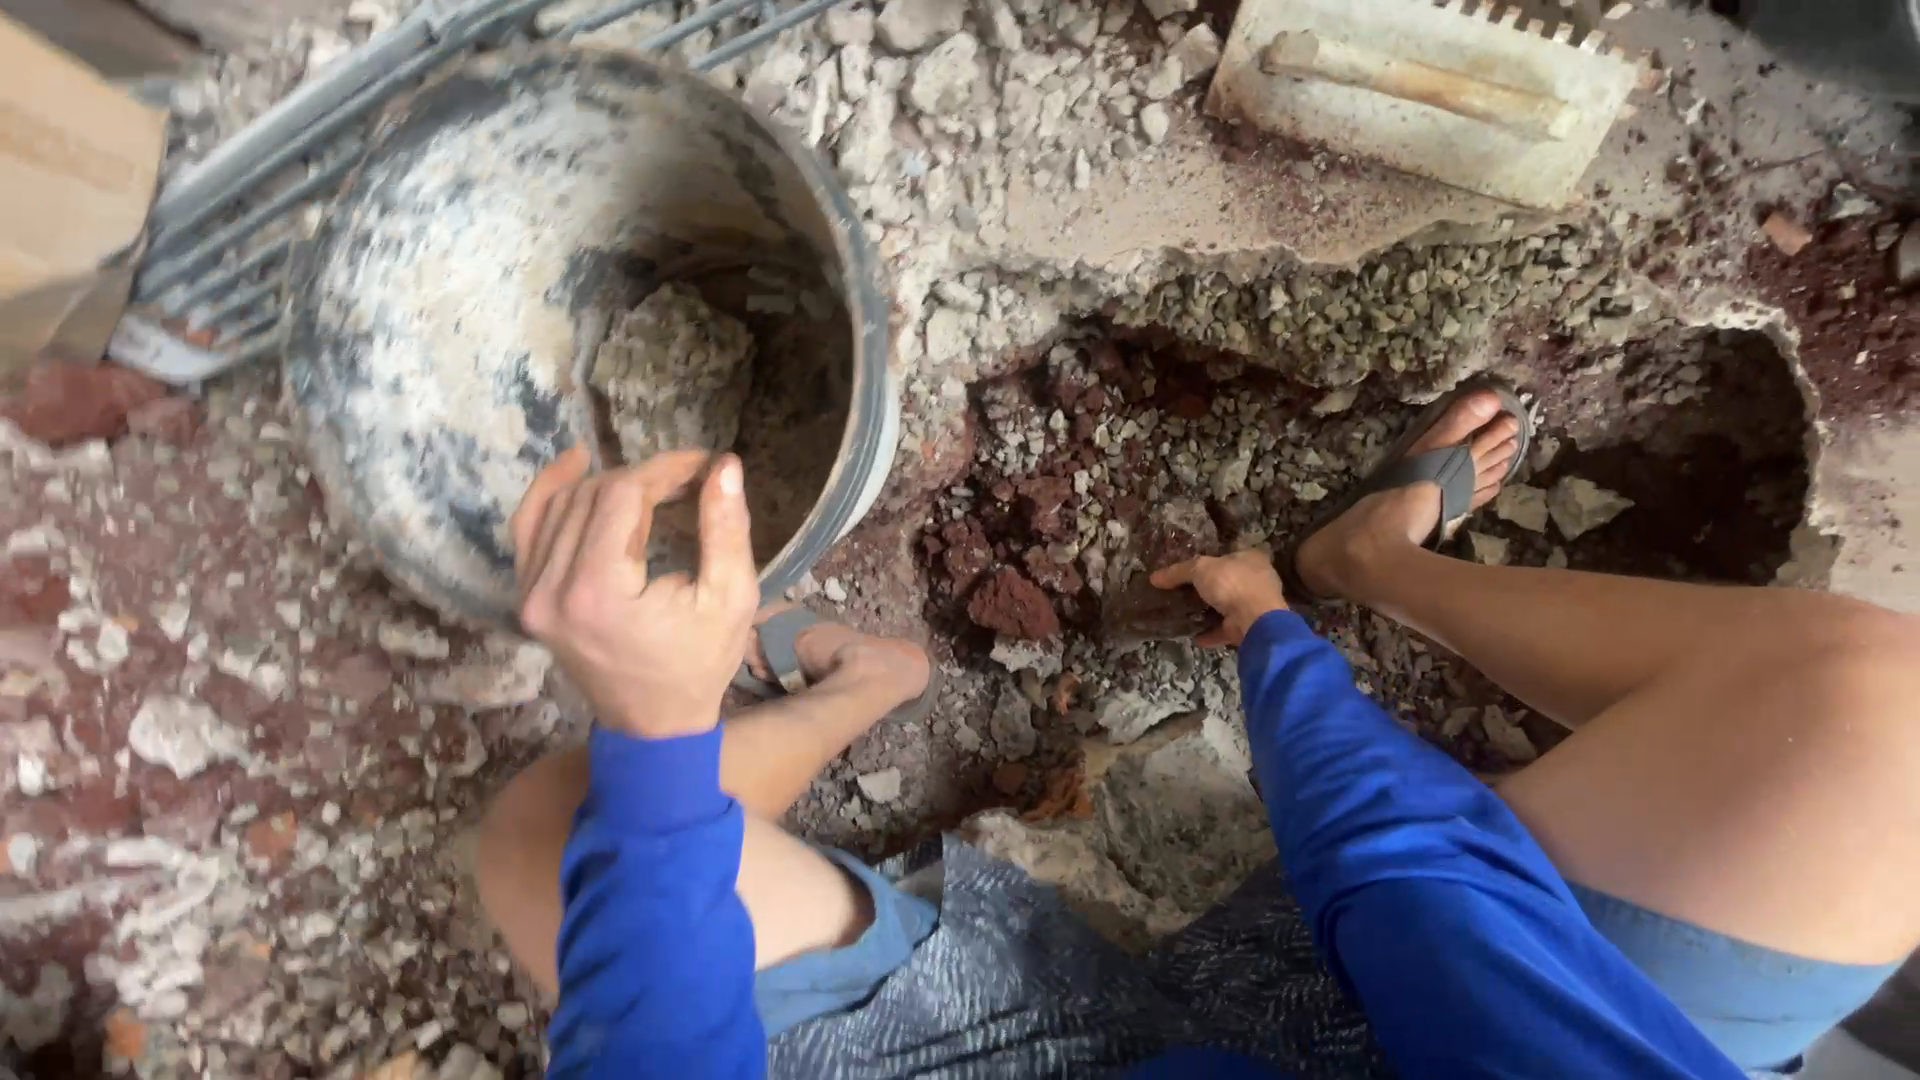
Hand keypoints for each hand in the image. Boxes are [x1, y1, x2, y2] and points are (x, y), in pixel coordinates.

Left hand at [510, 444, 759, 738]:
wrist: (654, 724)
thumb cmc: (700, 664)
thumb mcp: (731, 599)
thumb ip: (726, 529)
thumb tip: (724, 466)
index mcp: (599, 590)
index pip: (623, 496)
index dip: (665, 469)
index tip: (705, 464)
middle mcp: (550, 588)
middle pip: (591, 495)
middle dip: (644, 475)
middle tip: (690, 477)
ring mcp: (530, 595)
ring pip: (560, 504)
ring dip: (610, 483)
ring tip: (657, 484)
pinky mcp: (527, 598)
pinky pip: (529, 528)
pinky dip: (551, 493)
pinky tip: (575, 465)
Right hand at [1150, 549, 1286, 646]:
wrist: (1254, 620)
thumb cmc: (1231, 583)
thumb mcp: (1199, 569)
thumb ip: (1178, 572)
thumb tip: (1154, 578)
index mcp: (1251, 558)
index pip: (1230, 554)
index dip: (1212, 559)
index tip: (1193, 567)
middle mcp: (1257, 580)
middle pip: (1228, 581)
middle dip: (1209, 587)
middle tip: (1185, 590)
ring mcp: (1255, 605)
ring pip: (1228, 606)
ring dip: (1209, 610)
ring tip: (1186, 612)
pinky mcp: (1250, 627)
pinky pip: (1225, 628)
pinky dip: (1210, 632)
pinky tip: (1194, 635)